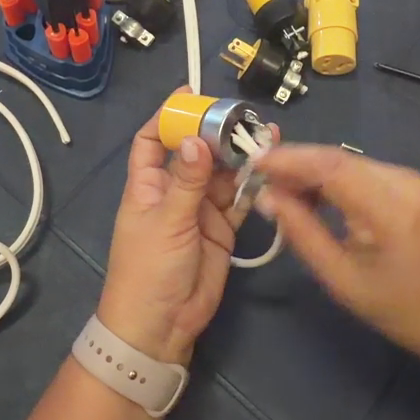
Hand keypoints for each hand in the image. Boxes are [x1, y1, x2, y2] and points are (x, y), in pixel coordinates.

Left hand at [95, 93, 276, 364]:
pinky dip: (252, 186)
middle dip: (217, 133)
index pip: (153, 140)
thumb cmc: (149, 270)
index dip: (168, 116)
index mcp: (148, 185)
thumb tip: (197, 139)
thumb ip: (187, 182)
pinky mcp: (222, 229)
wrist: (161, 327)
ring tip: (267, 135)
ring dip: (240, 157)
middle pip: (196, 152)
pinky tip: (270, 168)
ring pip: (221, 174)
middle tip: (244, 115)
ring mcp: (199, 210)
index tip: (190, 93)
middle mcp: (174, 191)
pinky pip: (238, 200)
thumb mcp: (167, 223)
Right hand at [255, 145, 419, 367]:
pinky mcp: (407, 180)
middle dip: (293, 162)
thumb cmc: (400, 307)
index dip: (288, 159)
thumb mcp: (341, 279)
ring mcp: (408, 177)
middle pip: (337, 157)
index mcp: (390, 209)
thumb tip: (267, 196)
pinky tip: (308, 192)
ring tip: (275, 188)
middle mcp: (402, 181)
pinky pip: (358, 168)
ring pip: (345, 159)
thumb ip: (302, 233)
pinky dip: (328, 176)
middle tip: (256, 176)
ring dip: (309, 168)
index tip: (251, 163)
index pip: (331, 166)